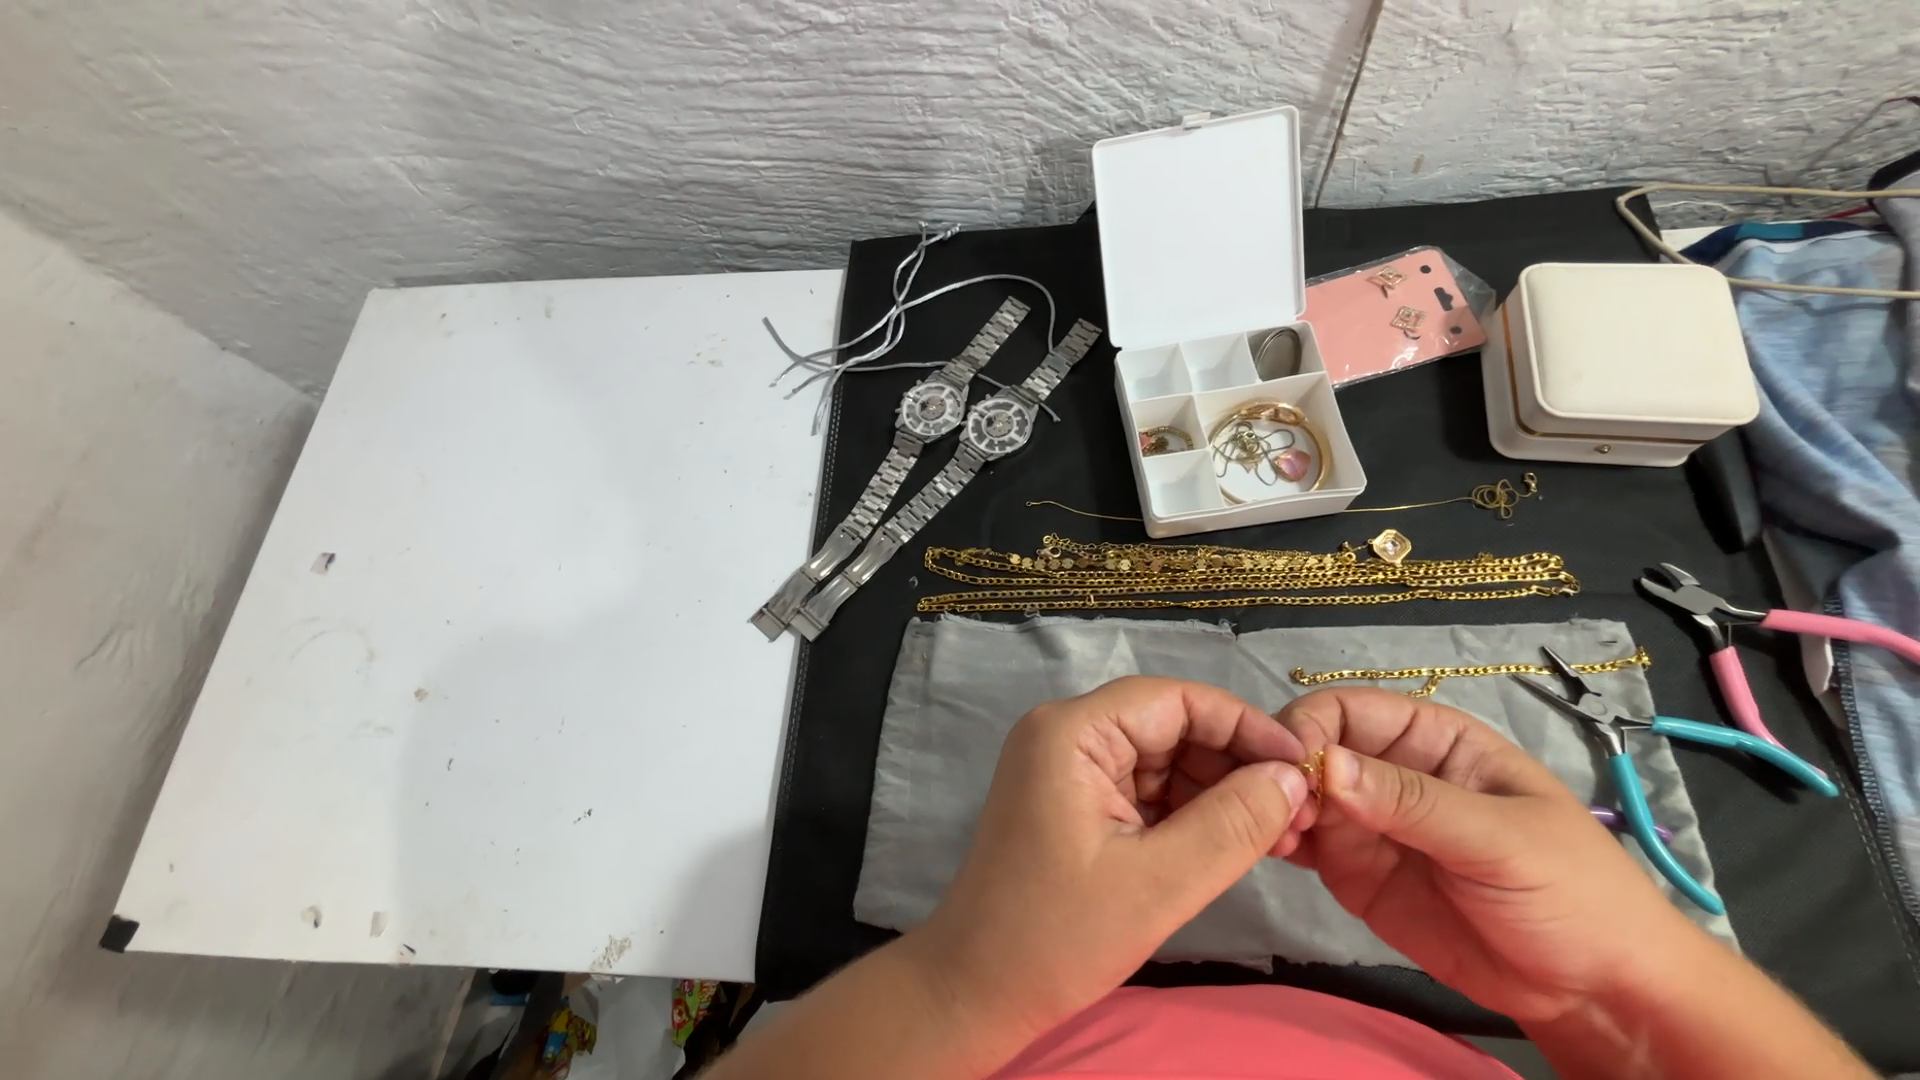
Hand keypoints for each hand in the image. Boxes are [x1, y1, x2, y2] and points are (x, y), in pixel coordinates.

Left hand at [907, 676, 1310, 1036]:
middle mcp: (1065, 733)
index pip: (1174, 699)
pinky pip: (1142, 787)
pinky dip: (1186, 810)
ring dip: (1216, 790)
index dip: (1242, 725)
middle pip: (1169, 725)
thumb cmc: (1059, 934)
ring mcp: (1066, 766)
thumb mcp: (1159, 882)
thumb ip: (1233, 823)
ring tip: (1274, 833)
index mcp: (1072, 731)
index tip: (1302, 765)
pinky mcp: (1073, 798)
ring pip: (1161, 757)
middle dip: (1233, 764)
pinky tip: (1229, 840)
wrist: (977, 988)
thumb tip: (1293, 777)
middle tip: (1295, 813)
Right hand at [1277, 688, 1706, 1023]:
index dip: (1313, 724)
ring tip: (1273, 835)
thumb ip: (1413, 801)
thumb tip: (1324, 763)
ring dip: (1275, 804)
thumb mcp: (1502, 839)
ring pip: (1298, 792)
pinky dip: (1277, 838)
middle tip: (1274, 807)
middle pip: (1312, 747)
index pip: (1350, 710)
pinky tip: (1269, 850)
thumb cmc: (1572, 894)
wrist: (1595, 997)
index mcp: (1431, 740)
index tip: (1290, 761)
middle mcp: (1386, 770)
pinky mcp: (1350, 867)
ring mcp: (1365, 820)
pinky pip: (1300, 840)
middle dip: (1285, 768)